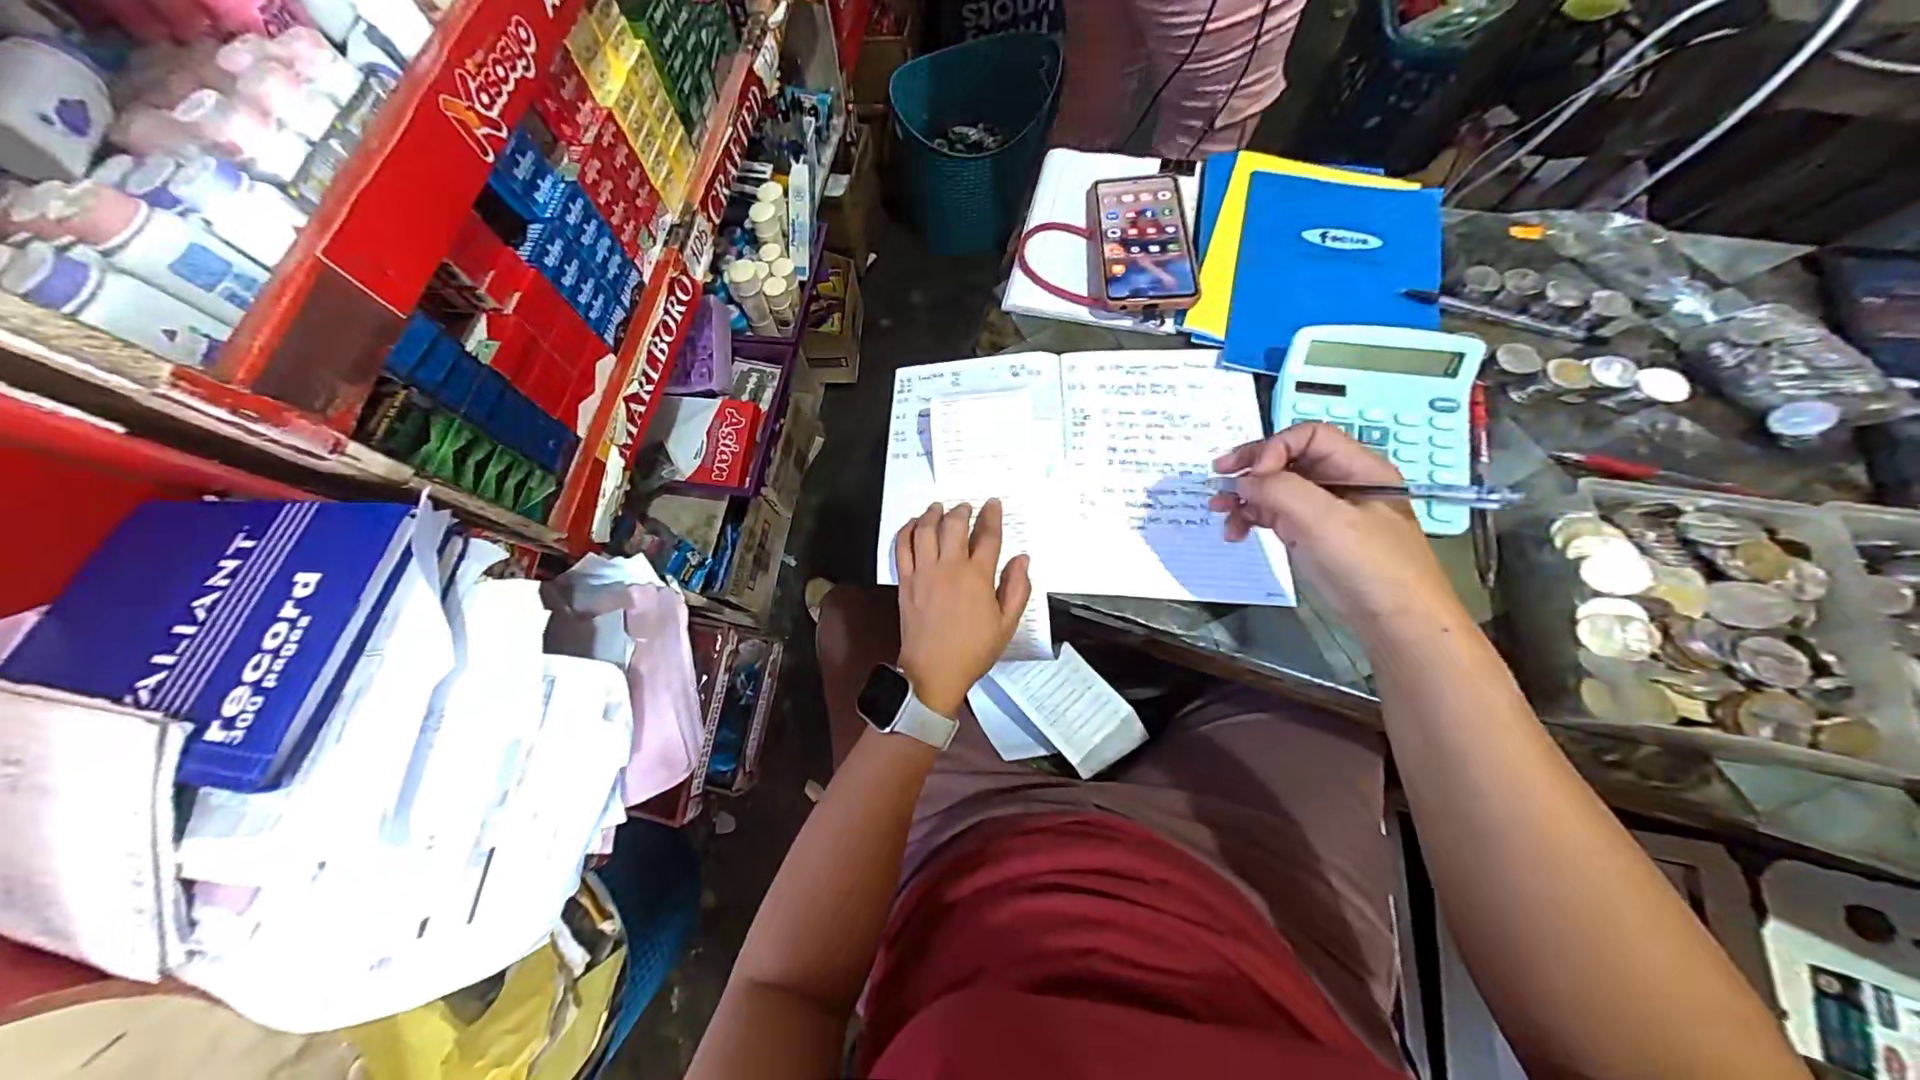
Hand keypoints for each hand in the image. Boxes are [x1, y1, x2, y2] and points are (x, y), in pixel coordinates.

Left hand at [893, 500, 1032, 716]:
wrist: (933, 671)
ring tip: (939, 508)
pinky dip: (906, 531)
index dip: (992, 516)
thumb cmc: (972, 651)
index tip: (993, 505)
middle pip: (954, 525)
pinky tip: (913, 525)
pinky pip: (901, 547)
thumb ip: (1017, 588)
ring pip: (925, 530)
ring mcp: (924, 573)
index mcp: (977, 577)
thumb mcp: (1007, 624)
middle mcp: (949, 568)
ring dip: (932, 514)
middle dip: (962, 510)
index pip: (987, 535)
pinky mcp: (905, 582)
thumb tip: (1022, 561)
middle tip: (967, 507)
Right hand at [1209, 422, 1462, 636]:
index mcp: (1359, 468)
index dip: (1275, 448)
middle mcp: (1341, 483)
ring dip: (1245, 496)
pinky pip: (1275, 515)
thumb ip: (1281, 491)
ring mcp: (1325, 511)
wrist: (1398, 624)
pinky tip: (1236, 532)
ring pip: (1277, 488)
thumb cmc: (1372, 567)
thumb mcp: (1326, 522)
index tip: (1250, 475)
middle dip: (1251, 468)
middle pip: (1288, 459)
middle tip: (1218, 477)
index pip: (1308, 436)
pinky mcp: (1312, 536)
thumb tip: (1244, 480)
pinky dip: (1252, 519)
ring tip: (1220, 511)